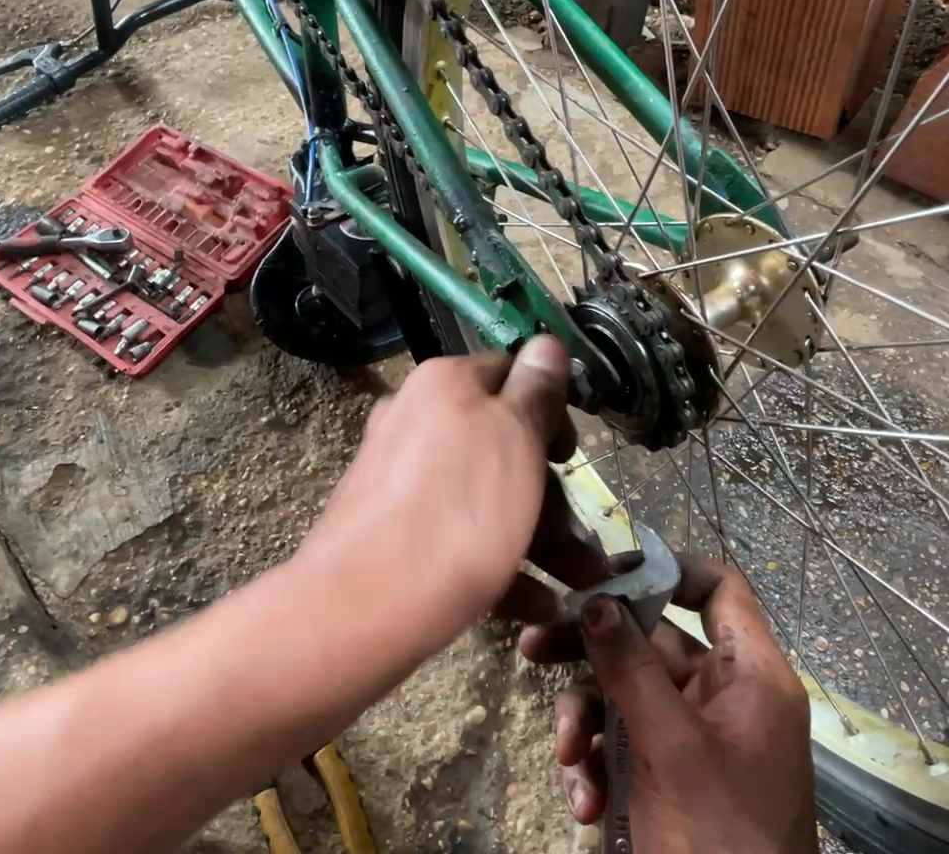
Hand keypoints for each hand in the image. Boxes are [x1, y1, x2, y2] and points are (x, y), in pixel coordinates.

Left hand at [295, 336, 572, 657]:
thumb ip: (535, 391)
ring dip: (538, 536)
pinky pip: (455, 532)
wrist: (362, 607)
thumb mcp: (514, 441)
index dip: (550, 412)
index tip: (572, 458)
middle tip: (586, 539)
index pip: (511, 374)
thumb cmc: (456, 514)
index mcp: (444, 384)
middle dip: (552, 493)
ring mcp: (399, 475)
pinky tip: (536, 604)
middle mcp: (416, 419)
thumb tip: (547, 341)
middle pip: (500, 442)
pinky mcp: (391, 528)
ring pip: (485, 494)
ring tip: (578, 581)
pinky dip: (498, 561)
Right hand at [516, 557, 816, 853]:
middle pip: (650, 641)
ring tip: (568, 754)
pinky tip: (586, 801)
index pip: (719, 590)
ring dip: (586, 720)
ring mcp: (691, 738)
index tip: (604, 574)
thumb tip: (597, 598)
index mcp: (750, 677)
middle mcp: (722, 697)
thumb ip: (630, 667)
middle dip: (590, 651)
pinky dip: (597, 764)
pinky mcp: (666, 776)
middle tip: (532, 647)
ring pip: (624, 693)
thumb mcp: (671, 748)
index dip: (667, 569)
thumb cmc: (718, 837)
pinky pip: (622, 742)